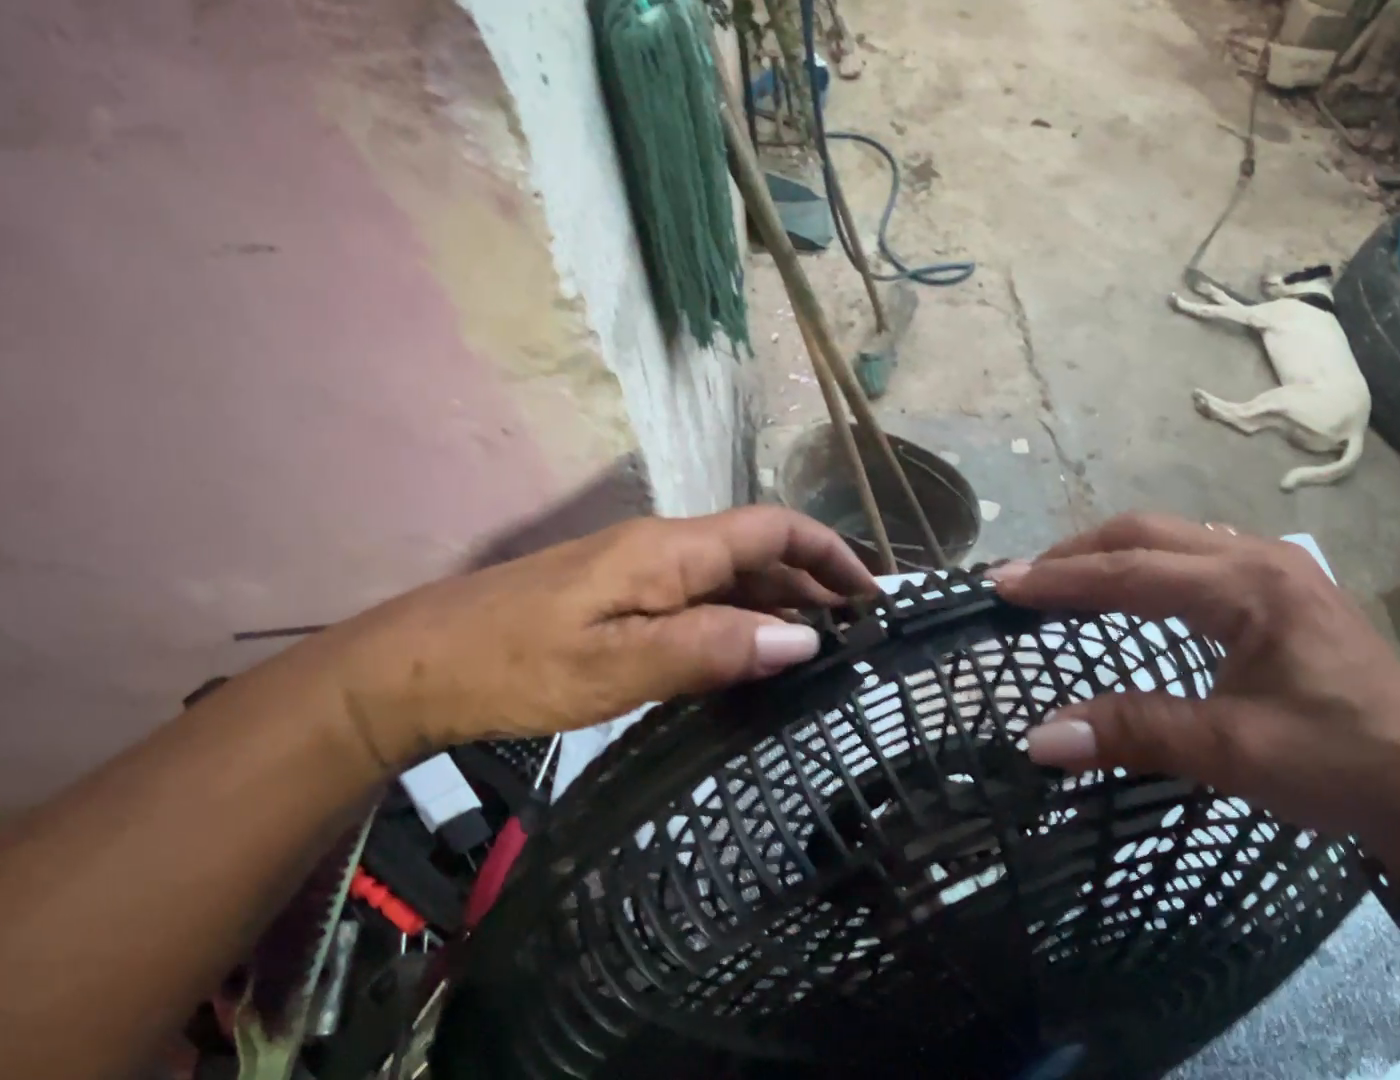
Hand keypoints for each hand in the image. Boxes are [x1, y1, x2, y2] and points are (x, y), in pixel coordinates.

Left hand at [302, 506, 876, 771]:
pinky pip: (701, 602)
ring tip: (818, 654)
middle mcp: (664, 550)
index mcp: (672, 550)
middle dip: (814, 585)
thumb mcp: (620, 664)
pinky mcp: (621, 601)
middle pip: (760, 553)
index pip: (774, 528)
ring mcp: (640, 574)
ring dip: (779, 607)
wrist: (412, 668)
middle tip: (856, 638)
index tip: (872, 595)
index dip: (830, 552)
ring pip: (732, 579)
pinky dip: (740, 625)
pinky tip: (749, 662)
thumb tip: (803, 640)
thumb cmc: (515, 665)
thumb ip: (714, 648)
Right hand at [990, 513, 1399, 897]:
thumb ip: (1134, 733)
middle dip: (1079, 553)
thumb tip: (1038, 739)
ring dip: (1113, 555)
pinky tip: (1134, 594)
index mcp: (1248, 585)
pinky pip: (1198, 558)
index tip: (999, 583)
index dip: (1060, 577)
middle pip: (1148, 533)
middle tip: (1021, 581)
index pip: (1132, 570)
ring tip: (1062, 583)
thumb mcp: (1233, 753)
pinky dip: (1148, 569)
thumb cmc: (1341, 766)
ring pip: (1174, 540)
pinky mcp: (1286, 594)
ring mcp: (1278, 571)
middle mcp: (1260, 559)